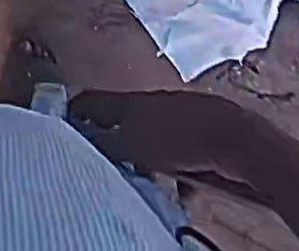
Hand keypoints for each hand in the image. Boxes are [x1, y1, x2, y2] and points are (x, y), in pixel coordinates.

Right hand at [70, 90, 264, 174]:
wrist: (236, 140)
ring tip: (141, 186)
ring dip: (143, 163)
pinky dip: (174, 175)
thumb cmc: (179, 138)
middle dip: (110, 144)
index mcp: (129, 102)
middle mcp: (148, 106)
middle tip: (102, 166)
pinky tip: (180, 195)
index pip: (92, 102)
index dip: (75, 111)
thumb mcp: (135, 144)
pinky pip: (176, 157)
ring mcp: (175, 120)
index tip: (61, 126)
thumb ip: (106, 143)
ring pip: (148, 142)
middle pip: (120, 123)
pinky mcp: (198, 139)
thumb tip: (75, 138)